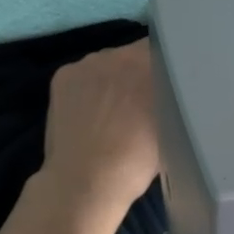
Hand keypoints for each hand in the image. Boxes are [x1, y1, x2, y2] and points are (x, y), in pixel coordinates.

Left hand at [35, 40, 160, 217]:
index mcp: (149, 64)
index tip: (167, 83)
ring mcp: (87, 63)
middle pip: (132, 54)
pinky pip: (83, 74)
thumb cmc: (136, 160)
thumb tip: (169, 88)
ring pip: (106, 64)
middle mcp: (118, 54)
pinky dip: (88, 87)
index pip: (162, 50)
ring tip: (111, 110)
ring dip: (112, 78)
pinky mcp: (63, 76)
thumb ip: (170, 98)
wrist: (85, 182)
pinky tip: (89, 112)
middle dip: (136, 72)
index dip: (165, 66)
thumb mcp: (169, 126)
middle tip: (139, 101)